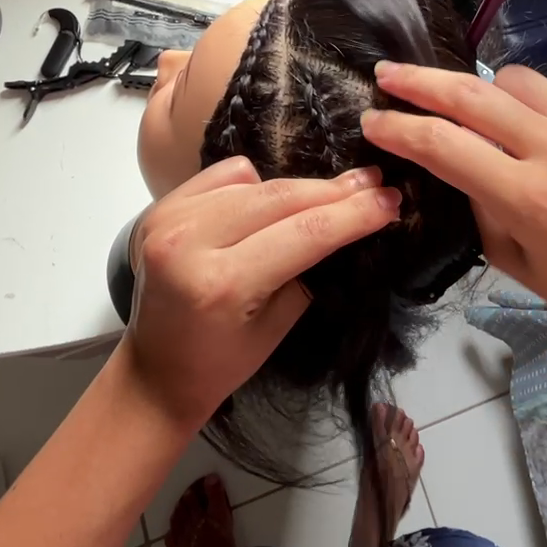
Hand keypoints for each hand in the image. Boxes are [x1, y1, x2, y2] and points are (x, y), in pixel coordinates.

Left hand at [120, 156, 401, 431]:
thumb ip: (308, 266)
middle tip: (374, 181)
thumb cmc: (222, 362)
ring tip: (332, 193)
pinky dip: (254, 182)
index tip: (390, 199)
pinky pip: (224, 175)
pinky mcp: (161, 208)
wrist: (155, 371)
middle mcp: (188, 243)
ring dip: (299, 188)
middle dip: (334, 190)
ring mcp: (168, 219)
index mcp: (221, 283)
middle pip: (280, 197)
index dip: (353, 213)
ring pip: (256, 181)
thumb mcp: (278, 323)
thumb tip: (347, 218)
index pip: (303, 234)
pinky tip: (269, 199)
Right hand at [360, 62, 546, 360]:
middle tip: (387, 74)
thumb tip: (451, 156)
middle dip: (419, 81)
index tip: (372, 119)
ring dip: (480, 90)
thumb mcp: (513, 258)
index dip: (399, 129)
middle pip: (470, 95)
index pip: (443, 144)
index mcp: (528, 198)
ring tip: (468, 108)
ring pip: (512, 80)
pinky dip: (526, 102)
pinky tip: (526, 124)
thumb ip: (476, 201)